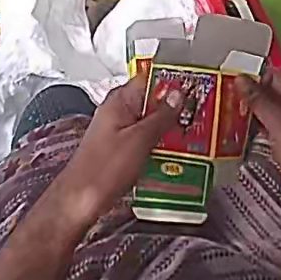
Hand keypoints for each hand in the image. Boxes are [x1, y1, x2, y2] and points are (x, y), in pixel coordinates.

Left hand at [39, 70, 179, 234]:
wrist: (80, 201)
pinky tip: (175, 154)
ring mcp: (118, 129)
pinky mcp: (120, 148)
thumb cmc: (104, 169)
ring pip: (149, 121)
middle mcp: (118, 110)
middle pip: (151, 100)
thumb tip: (178, 94)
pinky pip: (144, 138)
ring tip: (194, 135)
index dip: (172, 80)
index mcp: (120, 100)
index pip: (150, 78)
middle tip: (200, 114)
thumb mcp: (139, 140)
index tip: (195, 87)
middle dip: (174, 107)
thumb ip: (160, 116)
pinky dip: (159, 143)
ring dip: (168, 127)